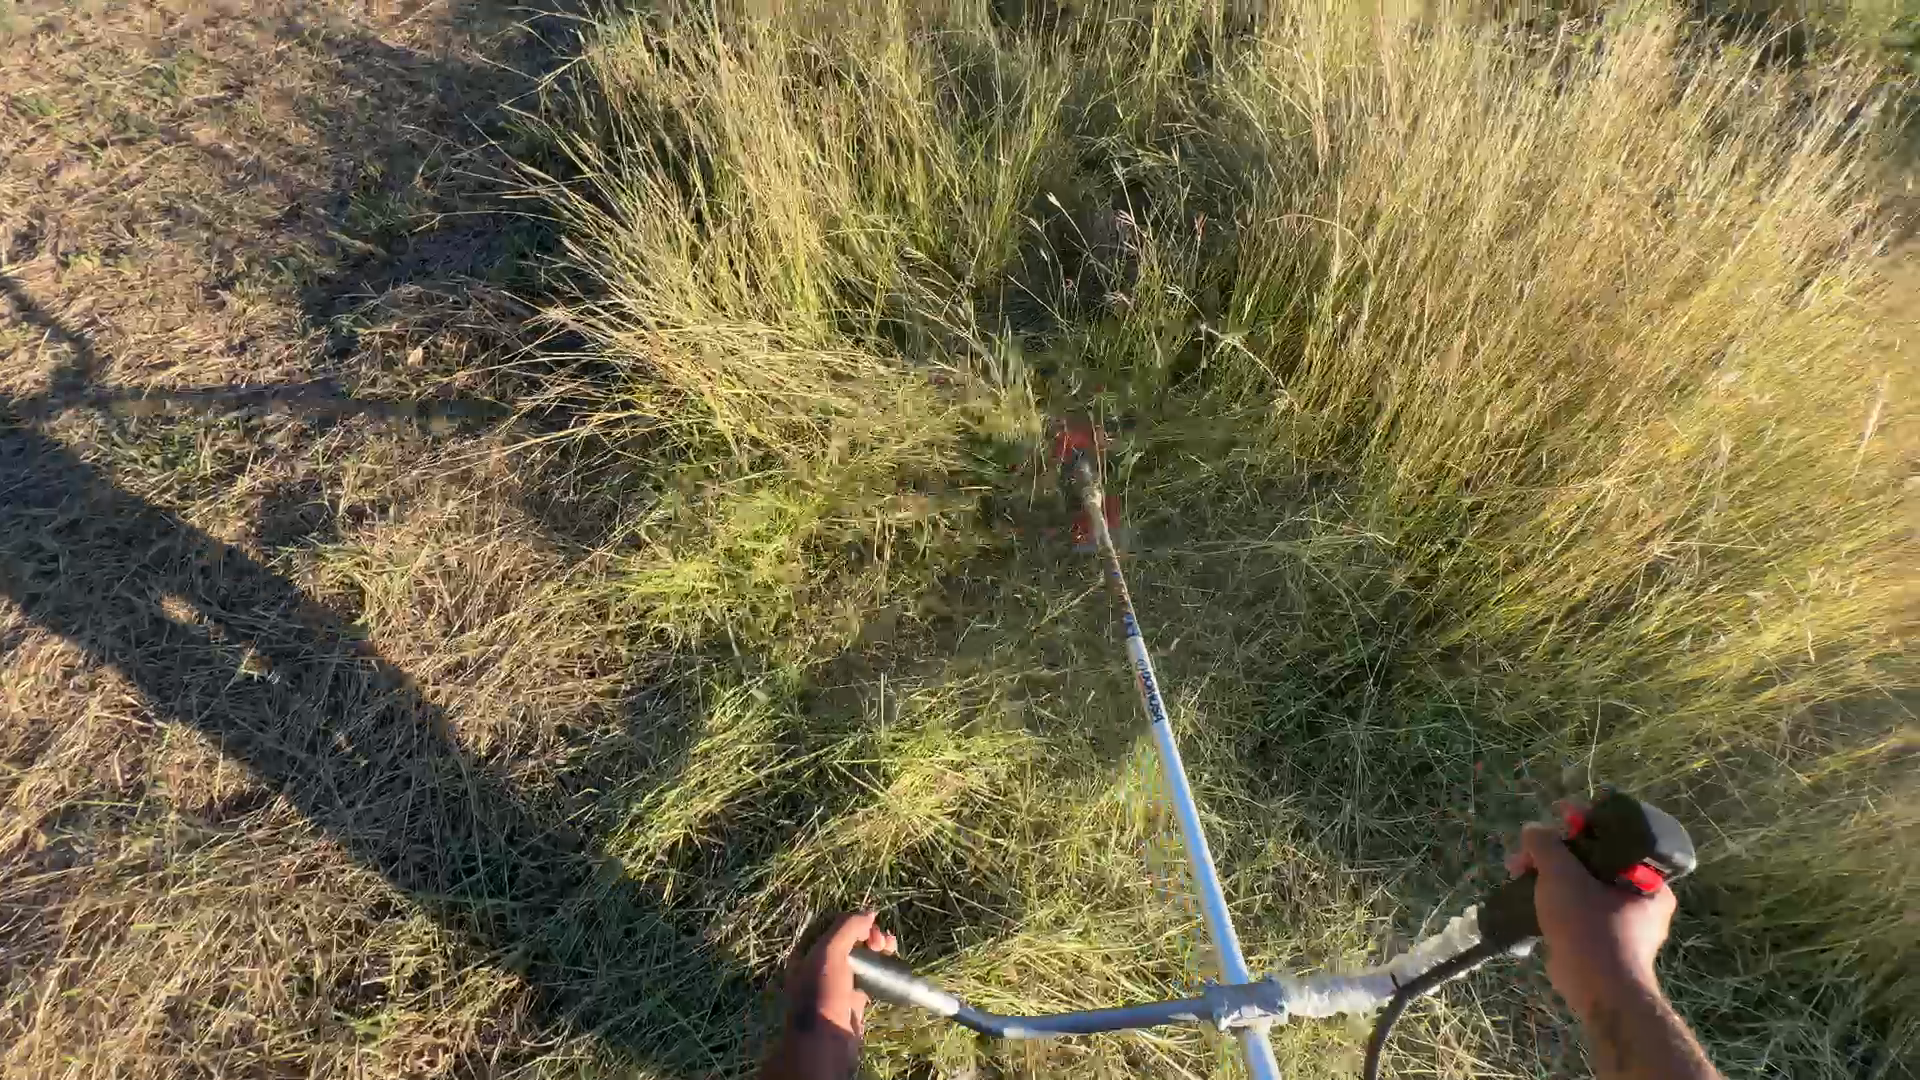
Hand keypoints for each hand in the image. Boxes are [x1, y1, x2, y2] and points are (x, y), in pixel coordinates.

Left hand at [764, 911, 896, 1079]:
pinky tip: (891, 960)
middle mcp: (821, 965)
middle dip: (868, 933)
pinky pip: (870, 975)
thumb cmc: (821, 993)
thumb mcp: (829, 952)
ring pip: (862, 955)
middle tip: (880, 939)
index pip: (832, 924)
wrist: (826, 1043)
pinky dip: (882, 965)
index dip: (852, 919)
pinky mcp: (854, 998)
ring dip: (878, 945)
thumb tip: (869, 912)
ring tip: (890, 946)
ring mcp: (838, 982)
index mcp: (807, 952)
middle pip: (849, 938)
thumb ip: (848, 927)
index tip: (869, 920)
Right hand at [1505, 817, 1674, 1021]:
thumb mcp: (1562, 875)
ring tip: (1516, 872)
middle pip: (1590, 857)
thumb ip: (1546, 845)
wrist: (1597, 987)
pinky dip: (1550, 893)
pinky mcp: (1599, 934)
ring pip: (1577, 879)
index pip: (1615, 838)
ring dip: (1544, 870)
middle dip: (1552, 850)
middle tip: (1525, 853)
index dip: (1584, 822)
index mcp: (1648, 883)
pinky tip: (1527, 891)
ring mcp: (1619, 918)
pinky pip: (1573, 901)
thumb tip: (1532, 830)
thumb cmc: (1588, 925)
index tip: (1557, 815)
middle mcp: (1639, 898)